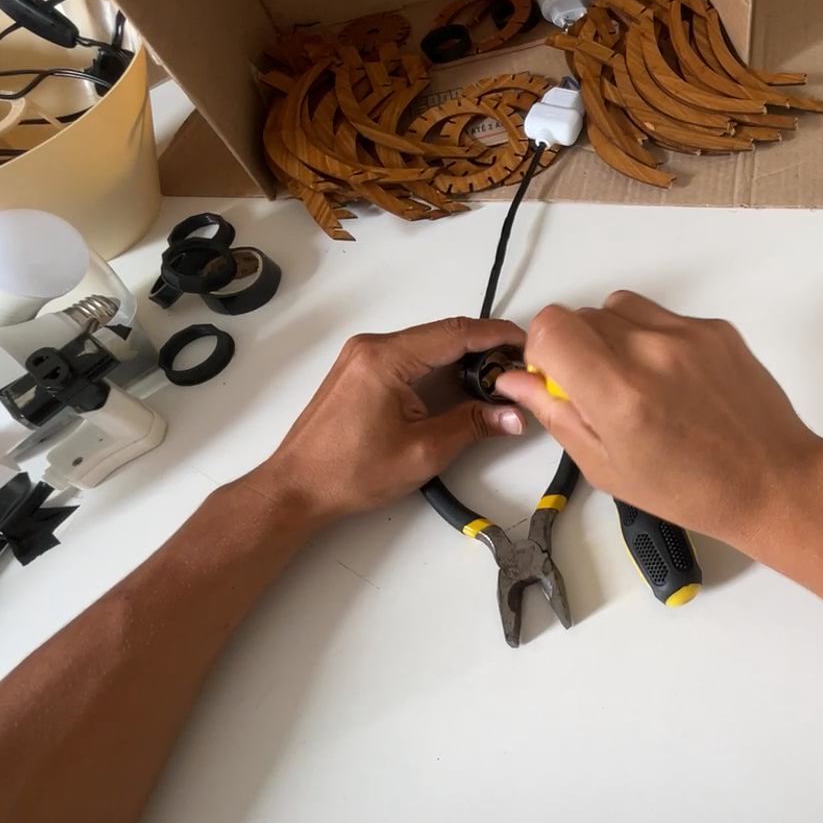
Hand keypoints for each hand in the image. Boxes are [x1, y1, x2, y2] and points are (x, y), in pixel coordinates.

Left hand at [242, 318, 527, 524]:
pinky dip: (441, 364)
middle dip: (484, 346)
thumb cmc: (351, 472)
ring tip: (497, 376)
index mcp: (386, 358)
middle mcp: (373, 346)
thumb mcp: (423, 452)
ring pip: (428, 344)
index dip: (496, 335)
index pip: (455, 333)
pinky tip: (461, 382)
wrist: (295, 489)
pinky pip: (412, 355)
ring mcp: (363, 355)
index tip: (527, 344)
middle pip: (443, 333)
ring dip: (463, 356)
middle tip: (518, 366)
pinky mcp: (361, 368)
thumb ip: (473, 426)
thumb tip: (515, 415)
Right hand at [495, 291, 822, 547]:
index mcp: (619, 391)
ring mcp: (689, 333)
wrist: (772, 478)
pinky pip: (663, 316)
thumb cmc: (690, 489)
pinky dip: (654, 338)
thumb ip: (556, 415)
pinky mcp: (716, 327)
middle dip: (576, 347)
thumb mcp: (607, 467)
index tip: (556, 376)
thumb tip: (516, 380)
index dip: (542, 348)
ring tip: (636, 380)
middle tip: (600, 390)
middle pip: (583, 314)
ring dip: (612, 335)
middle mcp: (653, 350)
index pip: (551, 325)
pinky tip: (674, 379)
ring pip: (620, 306)